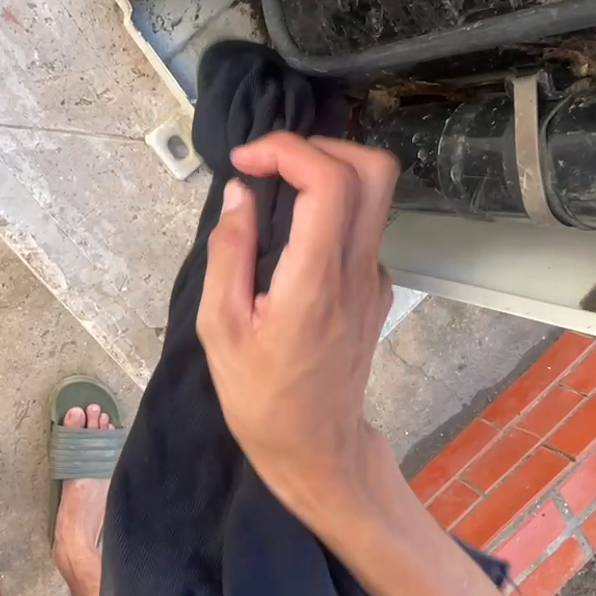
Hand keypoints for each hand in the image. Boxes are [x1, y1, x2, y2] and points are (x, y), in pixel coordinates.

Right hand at [197, 132, 401, 522]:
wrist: (316, 449)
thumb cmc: (259, 397)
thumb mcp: (219, 328)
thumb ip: (228, 253)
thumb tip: (238, 192)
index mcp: (316, 281)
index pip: (330, 182)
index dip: (286, 150)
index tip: (244, 162)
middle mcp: (358, 271)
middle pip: (373, 169)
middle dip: (319, 146)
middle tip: (270, 164)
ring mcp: (375, 279)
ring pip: (375, 194)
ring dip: (327, 171)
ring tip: (276, 190)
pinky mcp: (376, 289)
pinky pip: (363, 226)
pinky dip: (330, 208)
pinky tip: (292, 239)